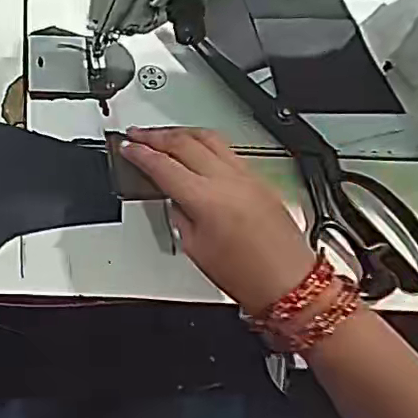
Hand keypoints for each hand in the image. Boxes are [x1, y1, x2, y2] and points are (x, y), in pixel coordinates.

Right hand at [119, 127, 316, 312]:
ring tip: (163, 134)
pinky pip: (227, 148)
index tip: (127, 147)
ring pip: (208, 137)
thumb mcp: (194, 247)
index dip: (139, 153)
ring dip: (180, 133)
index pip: (162, 165)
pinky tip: (195, 145)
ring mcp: (247, 176)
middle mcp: (228, 181)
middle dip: (154, 136)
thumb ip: (178, 214)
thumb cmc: (248, 275)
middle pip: (183, 143)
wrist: (290, 285)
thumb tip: (172, 196)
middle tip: (137, 135)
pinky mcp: (260, 179)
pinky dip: (204, 141)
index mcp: (206, 199)